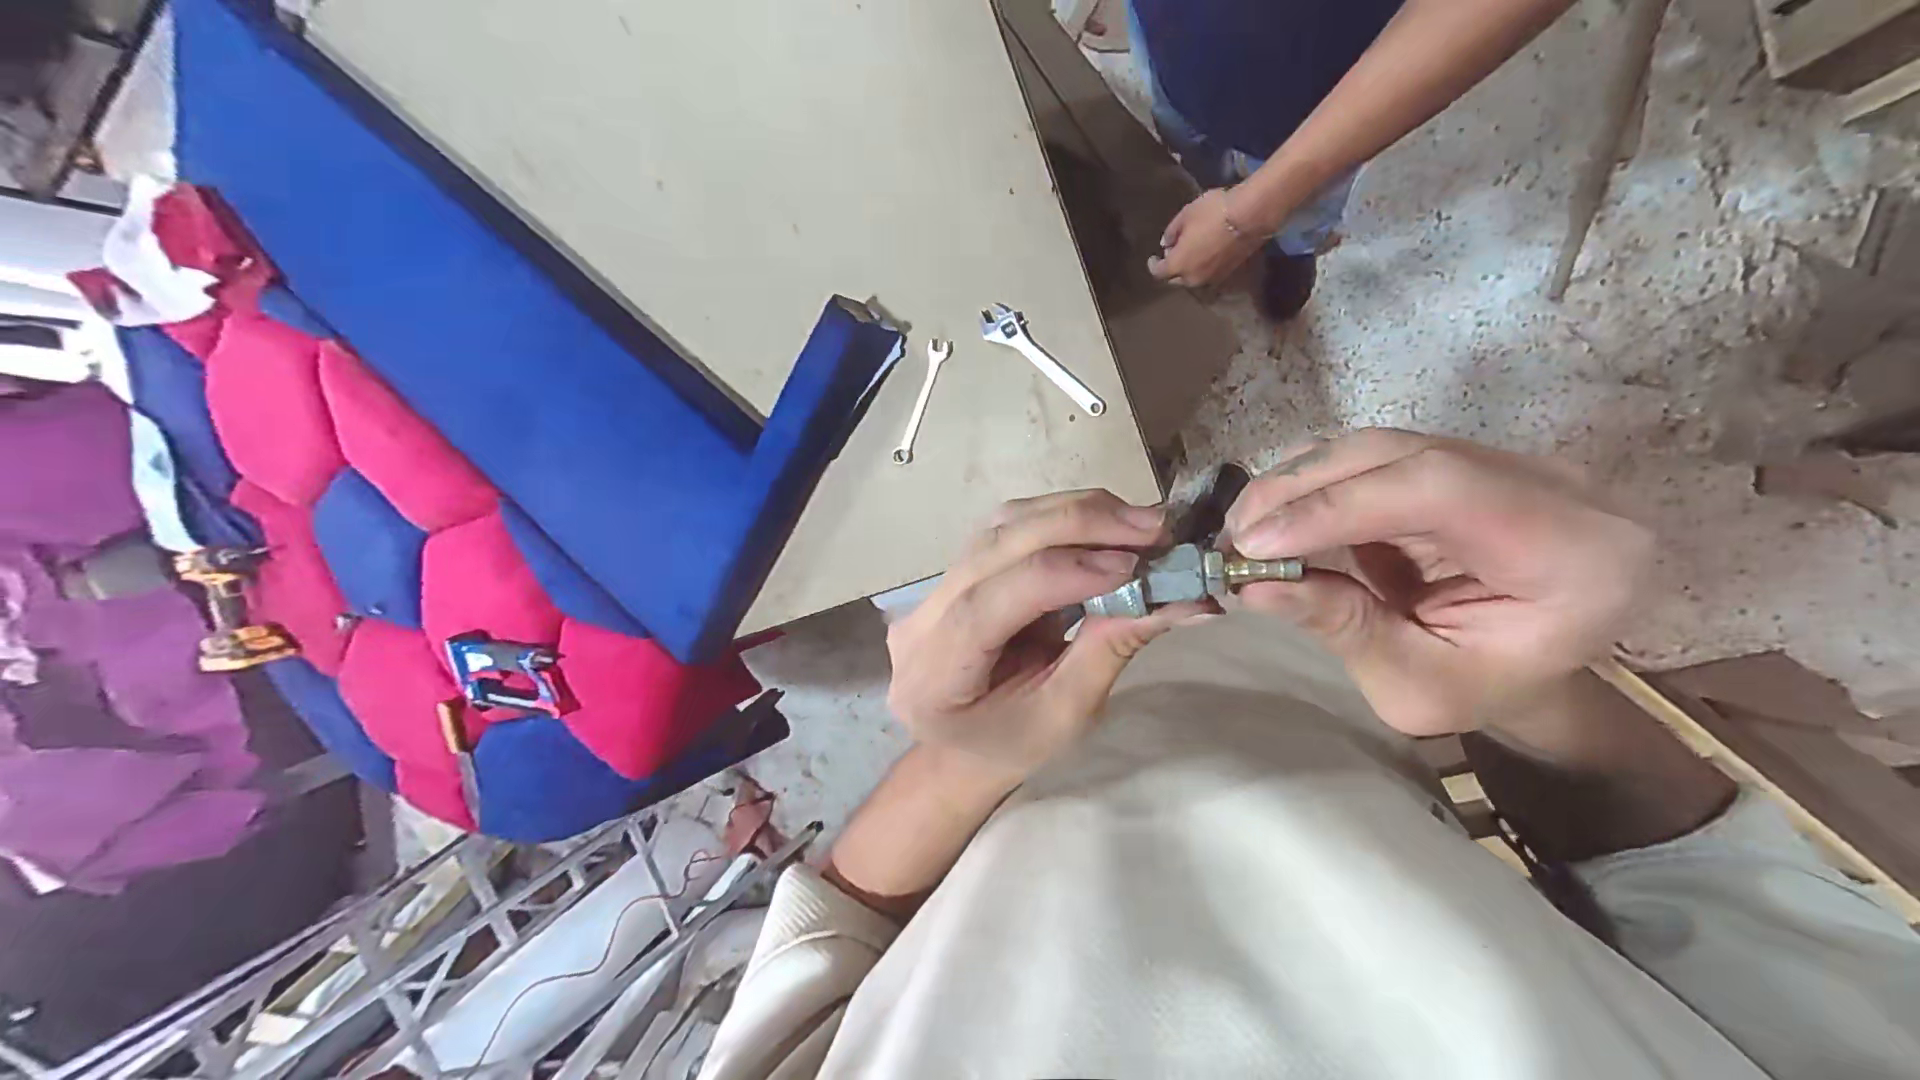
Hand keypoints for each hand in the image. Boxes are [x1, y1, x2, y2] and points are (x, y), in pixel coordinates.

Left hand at [887, 490, 1208, 779]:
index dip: (1060, 574)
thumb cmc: (1013, 744)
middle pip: (992, 546)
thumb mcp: (1065, 716)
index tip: (1132, 566)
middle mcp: (919, 620)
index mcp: (931, 675)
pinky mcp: (957, 570)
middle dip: (1077, 526)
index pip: (985, 604)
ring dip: (1074, 514)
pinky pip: (1008, 529)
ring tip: (1137, 523)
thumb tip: (1178, 596)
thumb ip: (1108, 651)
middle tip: (1152, 526)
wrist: (965, 746)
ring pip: (1001, 525)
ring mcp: (932, 590)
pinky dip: (1061, 520)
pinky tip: (1104, 526)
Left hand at [1147, 188, 1268, 286]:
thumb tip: (1166, 244)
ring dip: (1188, 269)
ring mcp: (1211, 278)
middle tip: (1172, 254)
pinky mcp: (1227, 274)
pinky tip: (1206, 255)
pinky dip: (1203, 267)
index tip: (1153, 258)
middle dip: (1171, 269)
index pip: (1158, 273)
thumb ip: (1171, 232)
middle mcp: (1191, 278)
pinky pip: (1208, 274)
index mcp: (1177, 266)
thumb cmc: (1213, 213)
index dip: (1153, 265)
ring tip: (1190, 255)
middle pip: (1175, 279)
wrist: (1250, 216)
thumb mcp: (1186, 215)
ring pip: (1192, 278)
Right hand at [1223, 429, 1654, 736]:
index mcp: (1569, 549)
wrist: (1529, 666)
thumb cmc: (1486, 690)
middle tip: (1234, 535)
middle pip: (1396, 452)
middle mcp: (1543, 483)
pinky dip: (1307, 485)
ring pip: (1372, 446)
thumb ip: (1344, 630)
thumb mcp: (1417, 686)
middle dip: (1299, 489)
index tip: (1255, 545)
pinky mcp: (1447, 462)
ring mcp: (1493, 462)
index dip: (1335, 506)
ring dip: (1293, 483)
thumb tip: (1251, 587)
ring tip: (1243, 529)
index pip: (1437, 489)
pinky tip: (1273, 518)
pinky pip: (1364, 458)